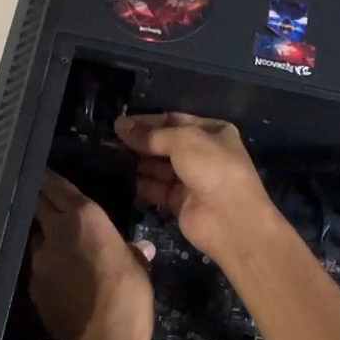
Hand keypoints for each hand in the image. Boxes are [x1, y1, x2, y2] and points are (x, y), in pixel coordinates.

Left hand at [29, 173, 154, 339]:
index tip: (43, 170)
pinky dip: (49, 266)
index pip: (56, 185)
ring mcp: (40, 259)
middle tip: (47, 196)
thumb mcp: (139, 270)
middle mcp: (55, 231)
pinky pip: (40, 266)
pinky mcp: (33, 285)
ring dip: (47, 237)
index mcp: (84, 217)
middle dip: (42, 199)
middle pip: (39, 204)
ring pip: (38, 237)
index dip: (49, 177)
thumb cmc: (128, 297)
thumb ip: (133, 253)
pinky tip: (63, 278)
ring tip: (63, 246)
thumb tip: (140, 248)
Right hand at [114, 113, 284, 268]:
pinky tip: (118, 176)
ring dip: (137, 161)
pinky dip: (139, 183)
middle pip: (164, 144)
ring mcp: (191, 179)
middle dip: (140, 141)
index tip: (121, 122)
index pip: (174, 120)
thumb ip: (151, 135)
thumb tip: (120, 124)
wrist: (231, 219)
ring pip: (158, 166)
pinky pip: (155, 188)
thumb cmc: (212, 168)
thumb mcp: (183, 141)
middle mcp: (202, 153)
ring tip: (108, 155)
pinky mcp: (179, 202)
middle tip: (109, 139)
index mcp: (212, 132)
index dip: (148, 120)